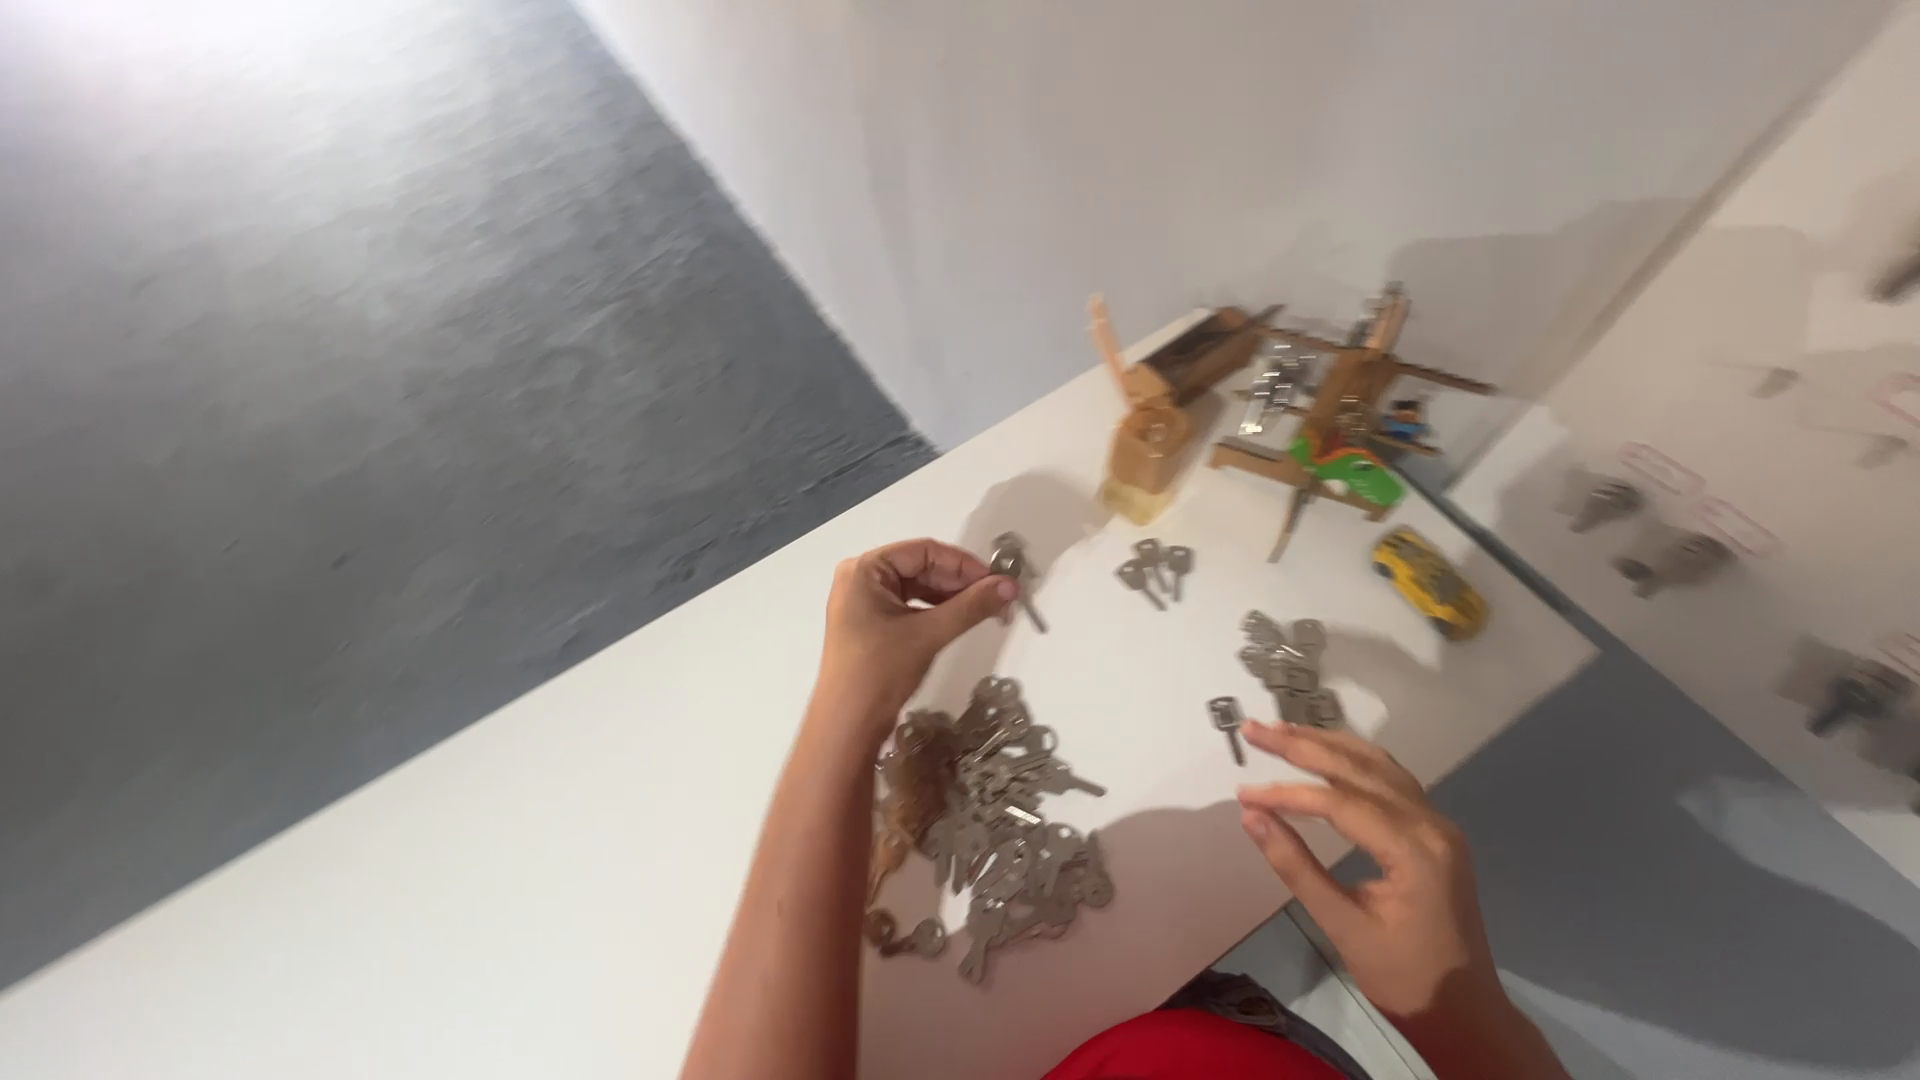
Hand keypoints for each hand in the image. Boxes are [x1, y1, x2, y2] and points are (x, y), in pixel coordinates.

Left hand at [812, 539, 1015, 730]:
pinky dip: (935, 611)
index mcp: (864, 569)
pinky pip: (908, 606)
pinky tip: (959, 620)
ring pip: (916, 588)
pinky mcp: (870, 624)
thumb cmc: (880, 671)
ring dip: (950, 597)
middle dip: (959, 582)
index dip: (962, 563)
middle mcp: (860, 578)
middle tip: (996, 596)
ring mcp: (863, 602)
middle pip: (920, 567)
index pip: (923, 551)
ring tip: (985, 609)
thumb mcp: (929, 633)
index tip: (995, 579)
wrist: (847, 724)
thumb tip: (1011, 586)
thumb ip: (971, 606)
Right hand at [1234, 721, 1502, 1021]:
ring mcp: (1436, 824)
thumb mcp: (1342, 926)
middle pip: (1359, 768)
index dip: (1287, 793)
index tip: (1244, 793)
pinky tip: (1325, 751)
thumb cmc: (1404, 978)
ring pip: (1376, 764)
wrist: (1467, 1014)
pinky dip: (1351, 758)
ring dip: (1326, 743)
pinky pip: (1389, 779)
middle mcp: (1431, 825)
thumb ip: (1296, 865)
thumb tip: (1251, 816)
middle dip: (1302, 745)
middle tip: (1254, 729)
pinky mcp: (1432, 831)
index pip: (1340, 803)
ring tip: (1281, 730)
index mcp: (1415, 851)